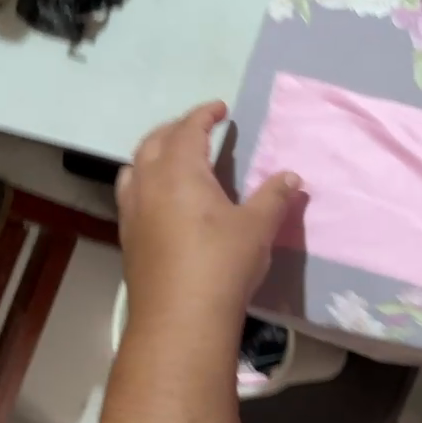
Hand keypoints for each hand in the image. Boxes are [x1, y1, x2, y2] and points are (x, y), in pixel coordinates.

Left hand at [116, 102, 301, 330]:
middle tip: (200, 128)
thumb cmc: (223, 262)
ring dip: (156, 153)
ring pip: (136, 166)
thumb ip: (274, 196)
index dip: (203, 115)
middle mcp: (148, 183)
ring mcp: (133, 210)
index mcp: (179, 173)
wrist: (181, 314)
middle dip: (177, 129)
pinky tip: (165, 198)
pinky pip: (133, 191)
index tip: (220, 108)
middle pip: (154, 142)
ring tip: (177, 157)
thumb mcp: (258, 226)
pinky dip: (148, 179)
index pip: (187, 130)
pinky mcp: (130, 235)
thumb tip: (290, 176)